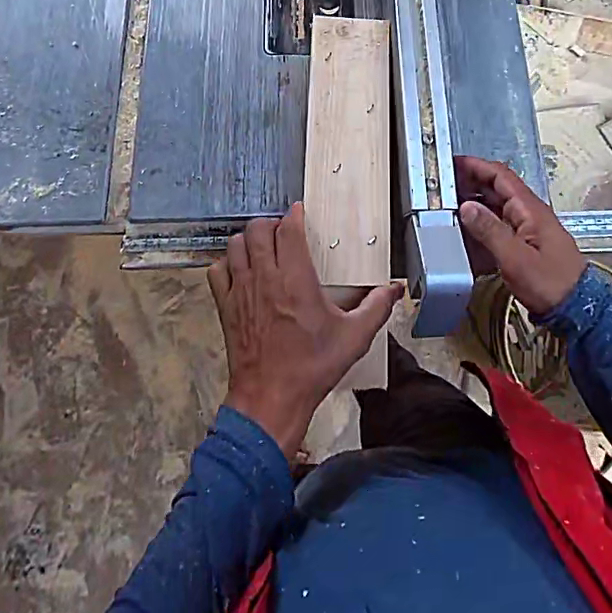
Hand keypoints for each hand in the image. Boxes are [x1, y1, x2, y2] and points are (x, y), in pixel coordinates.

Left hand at [208, 203, 401, 455]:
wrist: (271, 399)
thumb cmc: (311, 367)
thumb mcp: (354, 337)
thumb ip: (376, 308)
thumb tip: (394, 290)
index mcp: (296, 280)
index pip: (289, 230)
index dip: (294, 215)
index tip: (300, 213)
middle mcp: (265, 278)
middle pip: (258, 229)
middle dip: (271, 224)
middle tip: (284, 232)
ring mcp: (241, 291)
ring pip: (235, 245)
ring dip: (249, 240)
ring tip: (263, 247)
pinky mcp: (225, 307)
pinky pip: (217, 271)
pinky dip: (227, 263)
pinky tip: (240, 271)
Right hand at [454, 155, 585, 314]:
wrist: (576, 309)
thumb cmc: (551, 283)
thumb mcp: (515, 257)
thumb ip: (489, 230)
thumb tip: (467, 207)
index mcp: (529, 209)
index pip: (500, 176)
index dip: (476, 166)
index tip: (453, 164)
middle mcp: (528, 214)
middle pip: (496, 190)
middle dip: (470, 185)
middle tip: (444, 187)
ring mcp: (527, 229)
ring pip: (496, 208)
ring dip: (474, 206)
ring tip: (449, 208)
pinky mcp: (525, 245)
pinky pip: (499, 227)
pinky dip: (482, 226)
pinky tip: (467, 234)